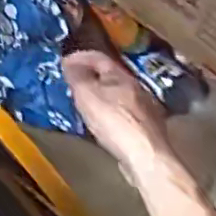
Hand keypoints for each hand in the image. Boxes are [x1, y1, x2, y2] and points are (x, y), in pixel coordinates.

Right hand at [63, 50, 175, 174]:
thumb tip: (70, 63)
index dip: (79, 57)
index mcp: (121, 76)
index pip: (98, 57)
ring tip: (88, 104)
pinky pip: (126, 115)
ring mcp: (148, 111)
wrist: (148, 159)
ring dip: (103, 96)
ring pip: (120, 96)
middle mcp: (138, 89)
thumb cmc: (112, 120)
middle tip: (75, 83)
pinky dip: (113, 113)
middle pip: (111, 76)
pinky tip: (106, 124)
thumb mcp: (85, 93)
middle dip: (92, 77)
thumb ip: (76, 75)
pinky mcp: (151, 132)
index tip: (64, 63)